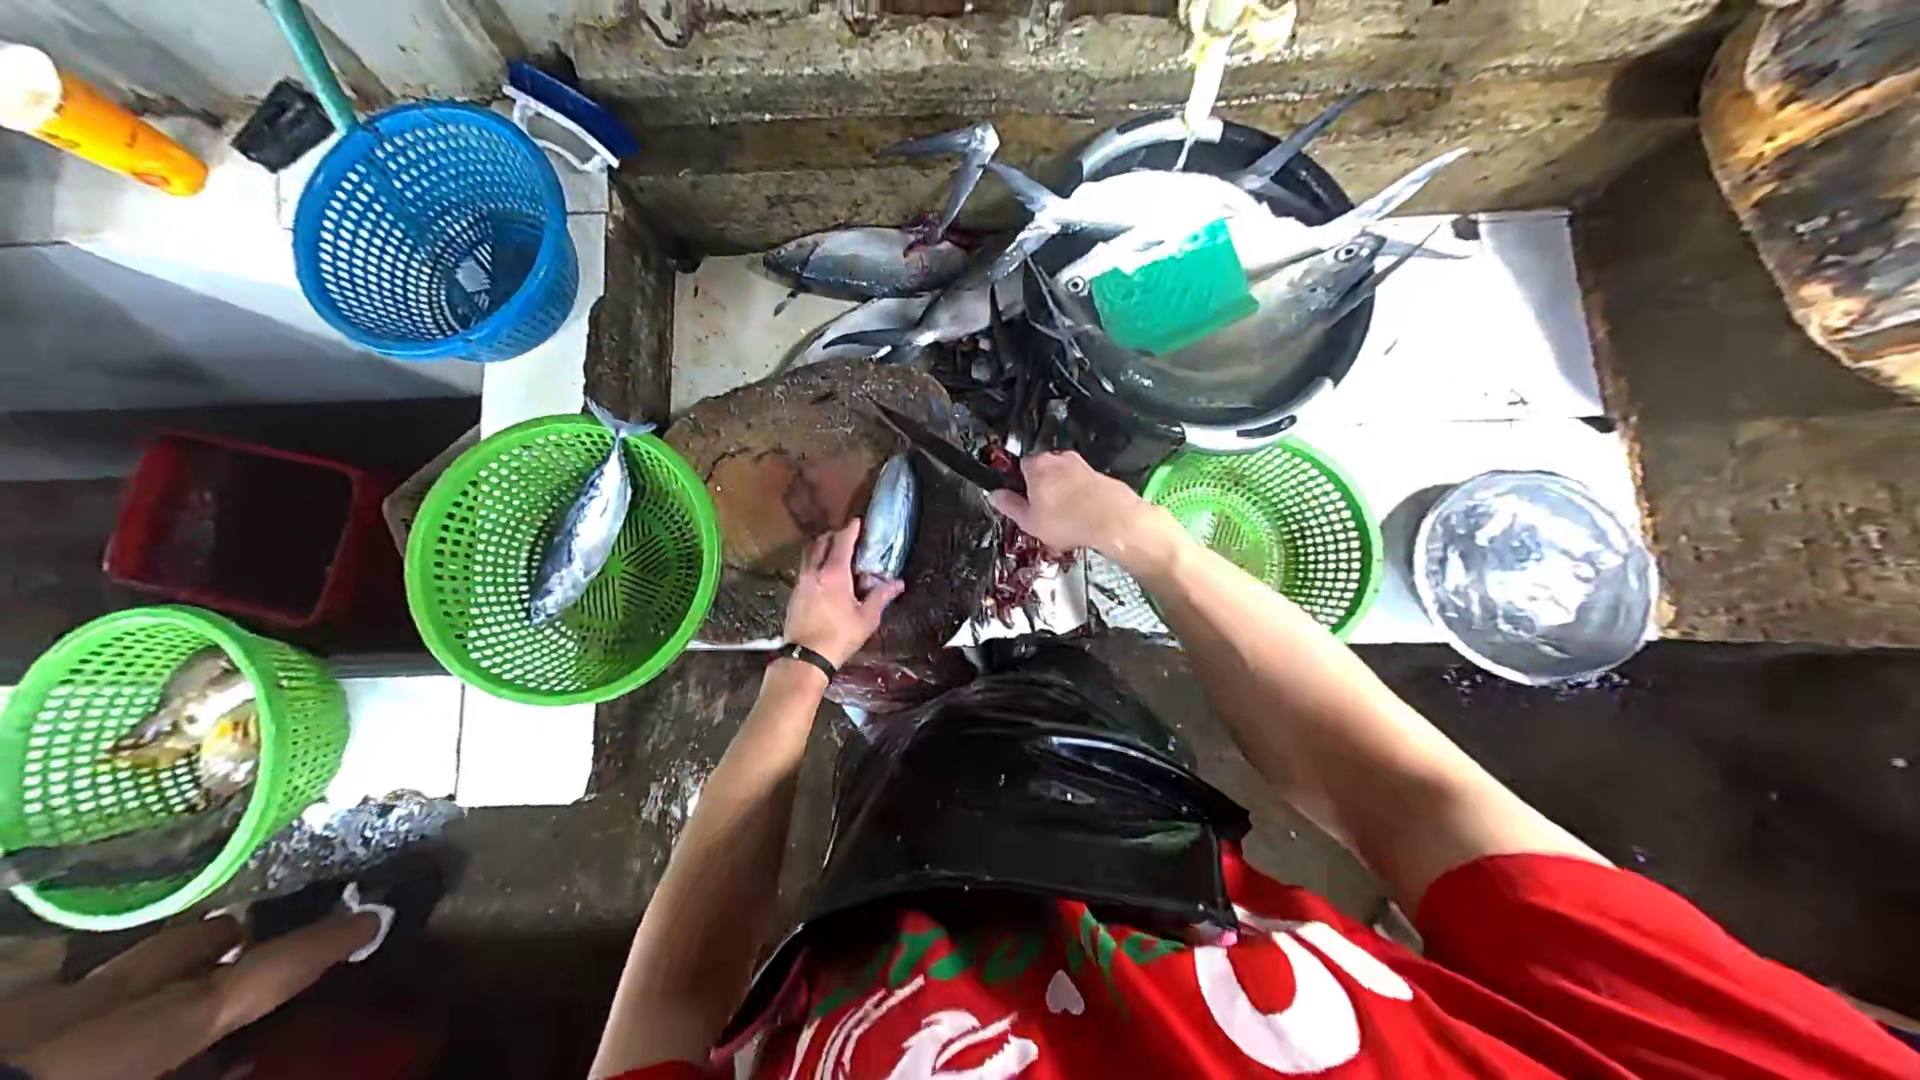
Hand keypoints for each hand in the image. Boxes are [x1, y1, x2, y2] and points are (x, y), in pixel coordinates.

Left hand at [784, 518, 905, 667]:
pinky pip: (804, 568)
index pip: (842, 541)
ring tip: (832, 551)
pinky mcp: (794, 593)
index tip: (858, 522)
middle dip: (834, 535)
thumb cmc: (840, 637)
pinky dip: (813, 562)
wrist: (806, 658)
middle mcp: (814, 572)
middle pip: (821, 542)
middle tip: (846, 536)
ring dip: (820, 546)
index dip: (851, 529)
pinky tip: (822, 573)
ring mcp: (800, 582)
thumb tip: (897, 584)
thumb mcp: (867, 618)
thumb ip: (880, 596)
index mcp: (834, 573)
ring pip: (808, 553)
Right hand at [987, 451, 1173, 562]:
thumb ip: (1009, 505)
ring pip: (1063, 478)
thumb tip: (996, 496)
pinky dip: (1079, 497)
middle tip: (1041, 512)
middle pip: (1042, 470)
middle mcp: (1059, 459)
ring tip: (1063, 519)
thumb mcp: (1029, 521)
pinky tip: (1080, 517)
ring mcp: (1081, 466)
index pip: (1019, 466)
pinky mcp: (1098, 476)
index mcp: (1036, 466)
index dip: (1018, 484)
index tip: (1019, 498)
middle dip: (1041, 488)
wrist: (1112, 521)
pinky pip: (1081, 485)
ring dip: (1061, 493)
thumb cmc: (1071, 519)